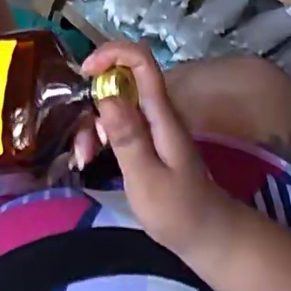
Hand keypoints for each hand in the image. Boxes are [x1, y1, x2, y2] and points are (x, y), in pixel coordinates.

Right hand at [79, 42, 239, 260]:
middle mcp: (155, 110)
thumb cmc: (179, 211)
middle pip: (119, 81)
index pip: (141, 60)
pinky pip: (116, 122)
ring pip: (113, 103)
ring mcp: (150, 123)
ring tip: (84, 158)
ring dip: (91, 123)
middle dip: (92, 101)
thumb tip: (106, 93)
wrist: (208, 236)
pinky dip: (98, 135)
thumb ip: (127, 137)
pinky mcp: (145, 138)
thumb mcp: (147, 178)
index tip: (85, 72)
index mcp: (161, 113)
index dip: (112, 53)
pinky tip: (90, 159)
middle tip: (82, 143)